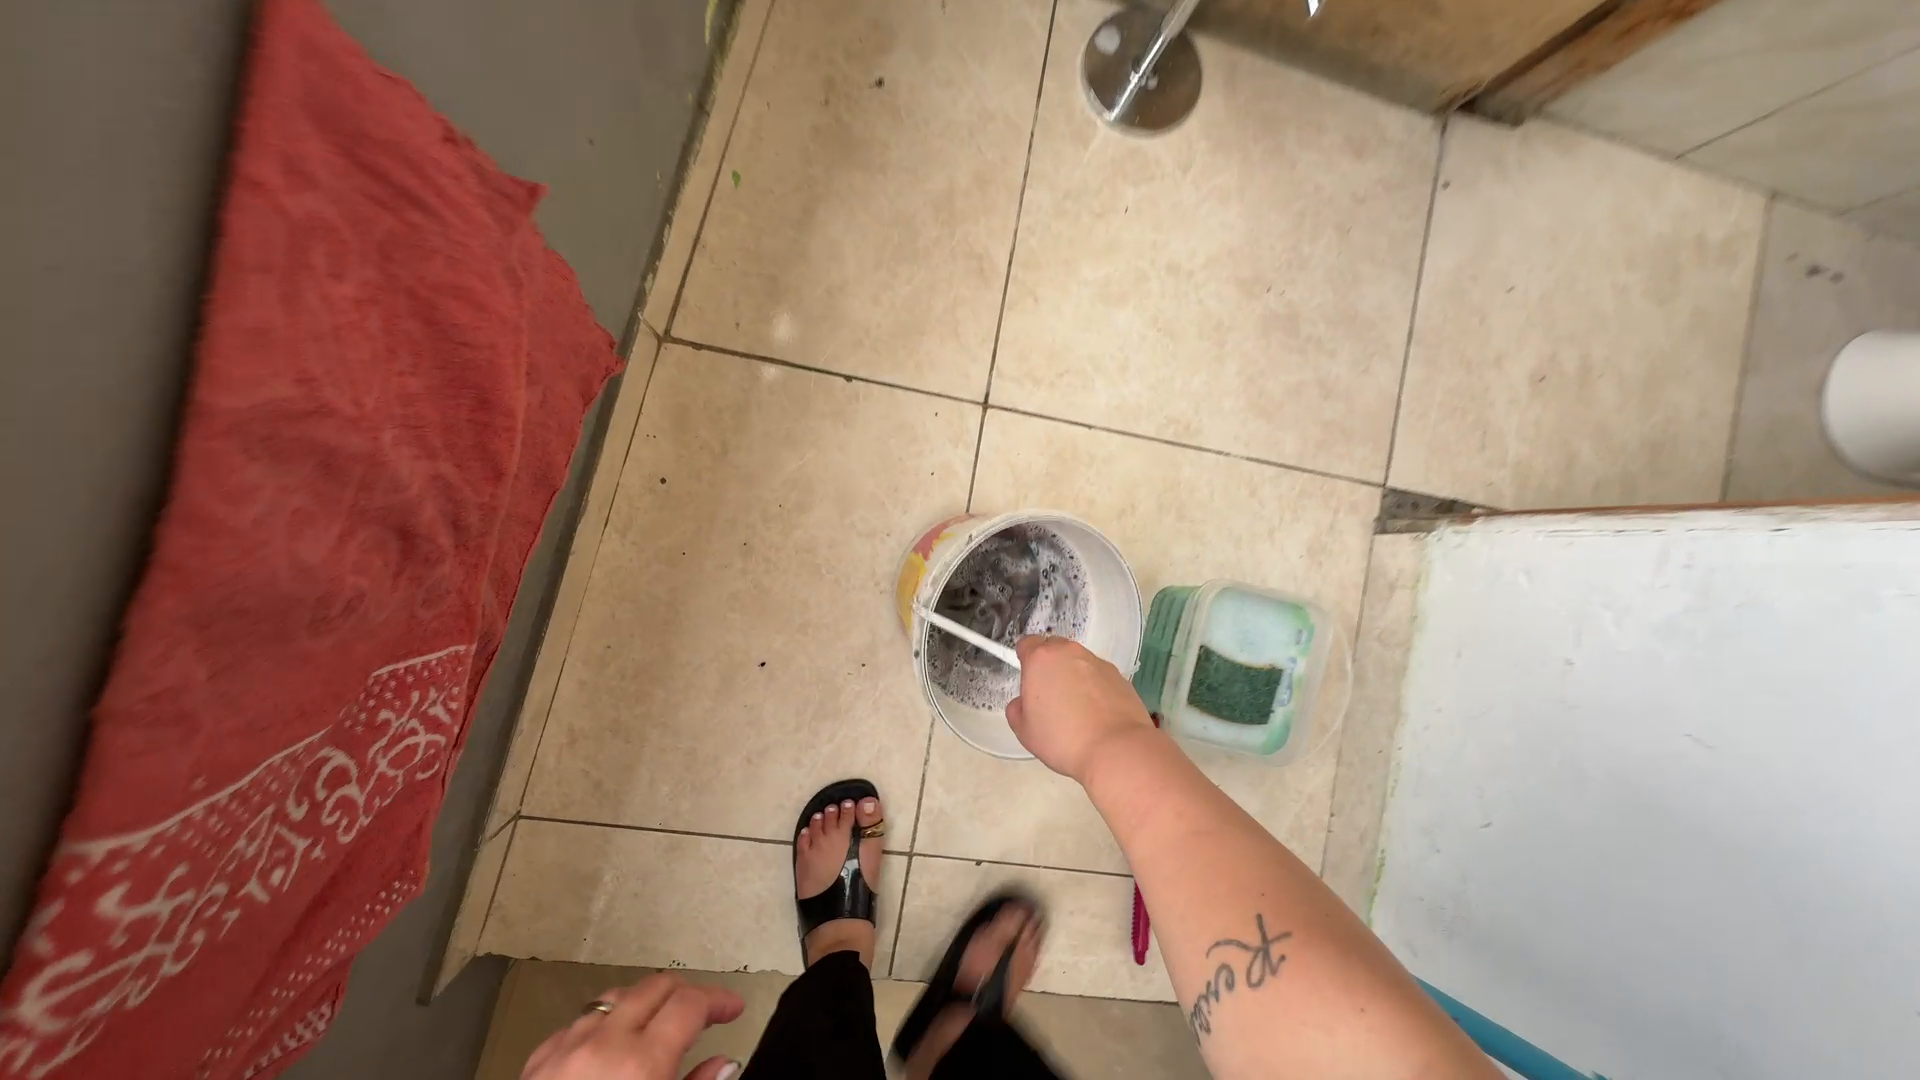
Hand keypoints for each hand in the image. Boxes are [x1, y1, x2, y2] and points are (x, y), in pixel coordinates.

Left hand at [521, 973, 745, 1079]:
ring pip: (615, 998)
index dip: (718, 999)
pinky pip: (577, 1025)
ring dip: (644, 1004)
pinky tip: (609, 1051)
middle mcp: (603, 1043)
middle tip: (705, 1015)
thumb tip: (722, 1062)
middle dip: (686, 994)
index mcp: (642, 1062)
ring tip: (659, 1028)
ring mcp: (563, 1050)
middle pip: (656, 987)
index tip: (734, 1009)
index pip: (691, 1003)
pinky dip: (604, 1026)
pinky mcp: (533, 1067)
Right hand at [1006, 636, 1155, 782]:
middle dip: (1050, 667)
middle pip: (1054, 649)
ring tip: (1076, 710)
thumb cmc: (1063, 738)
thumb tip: (1024, 703)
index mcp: (1041, 659)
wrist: (1116, 749)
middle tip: (1049, 697)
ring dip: (1074, 677)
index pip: (1027, 644)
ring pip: (1078, 663)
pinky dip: (1095, 689)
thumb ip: (1017, 709)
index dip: (1025, 660)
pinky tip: (1096, 715)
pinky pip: (1099, 677)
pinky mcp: (1119, 677)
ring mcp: (1098, 663)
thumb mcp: (1024, 731)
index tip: (1027, 679)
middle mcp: (1070, 653)